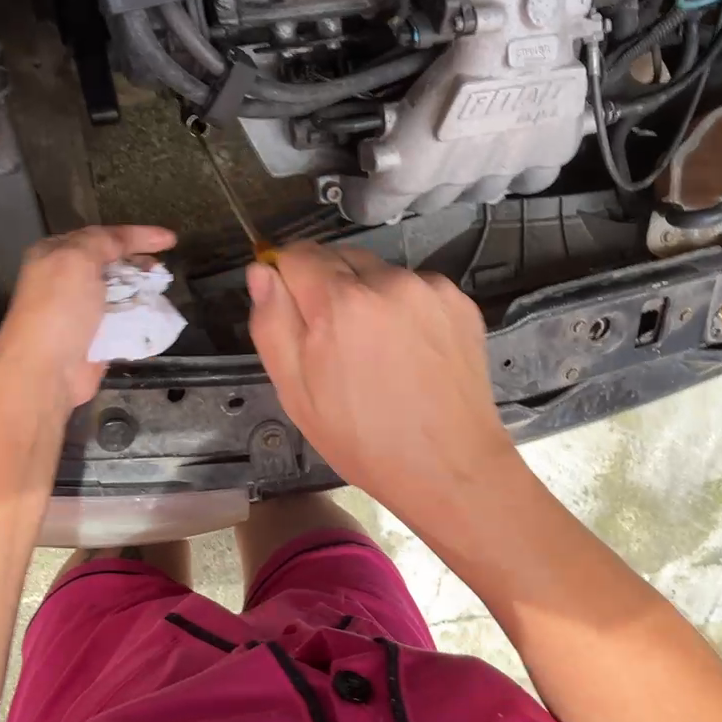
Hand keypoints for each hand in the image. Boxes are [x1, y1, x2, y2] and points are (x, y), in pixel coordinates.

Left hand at [0, 225, 176, 406]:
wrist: (47, 370)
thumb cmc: (59, 309)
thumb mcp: (77, 259)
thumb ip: (103, 241)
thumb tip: (126, 240)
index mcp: (55, 254)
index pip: (102, 236)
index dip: (137, 235)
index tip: (169, 239)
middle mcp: (65, 279)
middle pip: (111, 263)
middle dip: (139, 263)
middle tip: (163, 268)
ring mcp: (81, 310)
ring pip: (120, 292)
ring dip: (143, 289)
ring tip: (163, 289)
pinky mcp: (95, 337)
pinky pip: (124, 320)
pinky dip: (141, 315)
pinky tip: (157, 313)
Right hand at [248, 243, 519, 522]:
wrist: (450, 467)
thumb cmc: (364, 440)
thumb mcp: (297, 393)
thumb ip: (272, 323)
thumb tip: (262, 272)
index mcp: (340, 303)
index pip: (298, 254)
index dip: (289, 280)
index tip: (296, 313)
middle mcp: (388, 282)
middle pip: (341, 258)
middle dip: (330, 289)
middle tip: (338, 344)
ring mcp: (430, 289)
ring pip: (380, 274)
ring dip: (370, 297)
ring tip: (380, 353)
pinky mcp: (459, 302)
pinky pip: (417, 288)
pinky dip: (406, 308)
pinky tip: (412, 352)